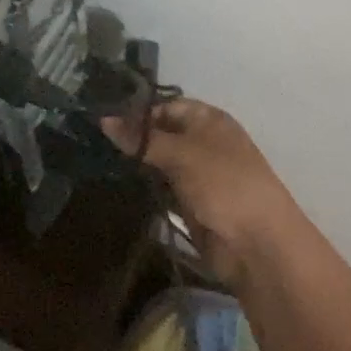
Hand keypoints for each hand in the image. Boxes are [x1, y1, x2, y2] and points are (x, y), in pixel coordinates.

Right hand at [104, 99, 301, 287]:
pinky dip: (144, 187)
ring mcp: (197, 175)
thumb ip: (142, 139)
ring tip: (97, 161)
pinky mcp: (190, 203)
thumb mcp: (181, 154)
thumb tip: (103, 120)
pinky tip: (117, 184)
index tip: (103, 122)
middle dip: (133, 139)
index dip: (138, 112)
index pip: (166, 106)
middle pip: (161, 134)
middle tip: (94, 142)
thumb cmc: (224, 184)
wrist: (257, 243)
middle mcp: (203, 142)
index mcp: (209, 120)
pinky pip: (162, 188)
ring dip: (136, 165)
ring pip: (159, 162)